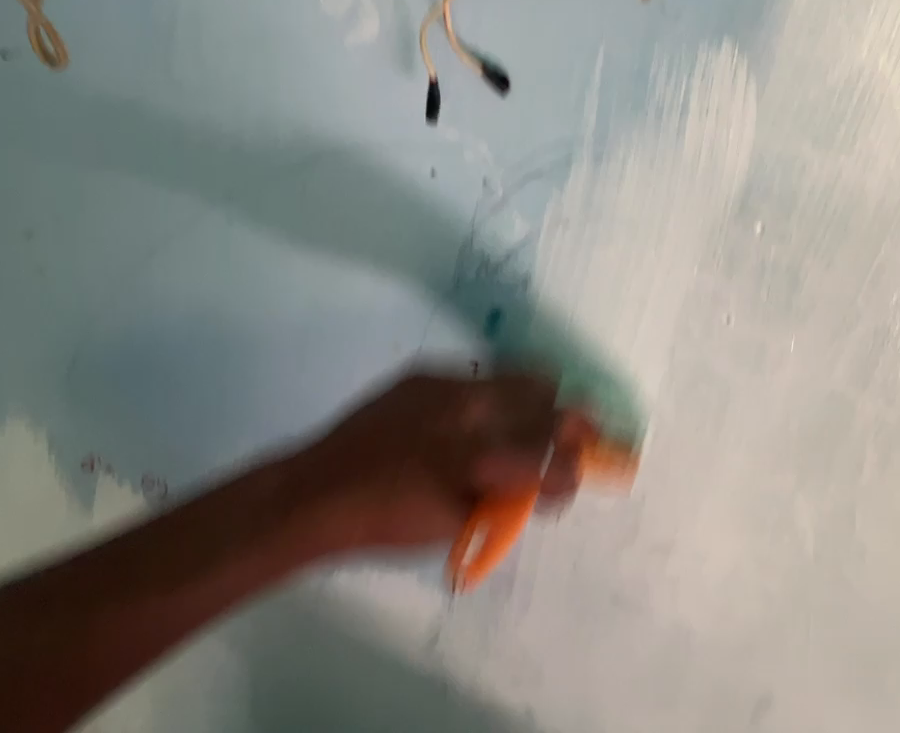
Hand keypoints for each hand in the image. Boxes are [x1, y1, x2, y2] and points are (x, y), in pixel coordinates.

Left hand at [291, 361, 598, 553]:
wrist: (316, 491)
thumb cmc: (386, 522)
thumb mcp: (456, 522)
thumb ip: (506, 498)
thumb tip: (542, 480)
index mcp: (479, 459)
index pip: (550, 452)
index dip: (574, 458)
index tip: (583, 461)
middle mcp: (469, 410)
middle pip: (543, 395)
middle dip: (566, 414)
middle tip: (575, 431)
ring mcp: (444, 385)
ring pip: (513, 376)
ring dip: (533, 397)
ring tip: (534, 416)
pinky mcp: (421, 375)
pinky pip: (475, 377)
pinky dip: (491, 394)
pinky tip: (478, 414)